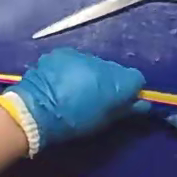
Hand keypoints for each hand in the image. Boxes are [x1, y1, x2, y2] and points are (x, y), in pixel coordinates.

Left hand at [0, 47, 147, 154]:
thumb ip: (125, 109)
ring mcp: (79, 55)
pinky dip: (71, 69)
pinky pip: (73, 60)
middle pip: (113, 70)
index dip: (130, 90)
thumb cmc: (72, 123)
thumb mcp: (103, 121)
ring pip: (93, 63)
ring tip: (75, 90)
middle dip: (108, 81)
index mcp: (115, 80)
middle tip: (95, 98)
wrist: (34, 111)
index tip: (121, 101)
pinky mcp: (60, 53)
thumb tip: (142, 103)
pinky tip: (61, 82)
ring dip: (89, 74)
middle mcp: (100, 62)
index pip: (135, 78)